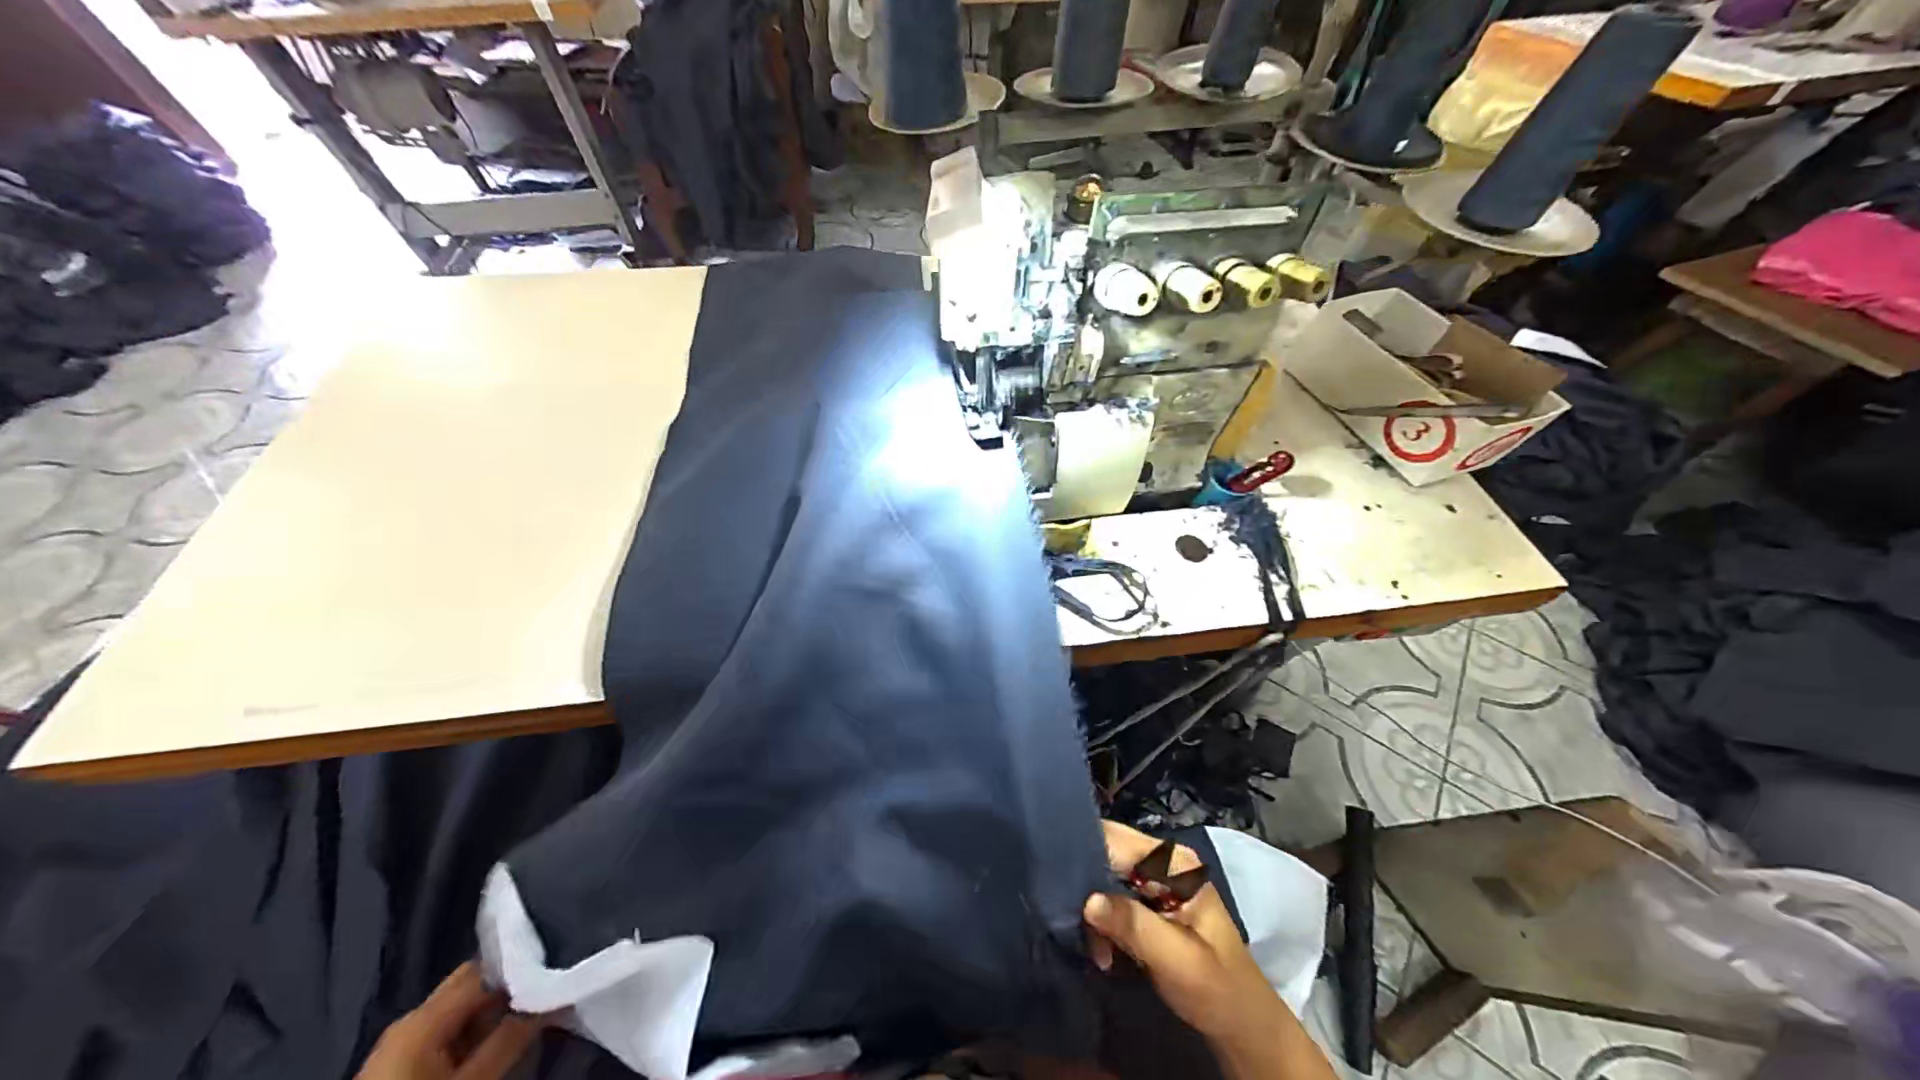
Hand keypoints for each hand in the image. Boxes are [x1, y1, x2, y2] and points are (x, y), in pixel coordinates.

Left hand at [355, 961, 542, 1079]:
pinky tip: (494, 1042)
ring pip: (458, 1008)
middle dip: (506, 987)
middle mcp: (410, 1019)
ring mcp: (400, 1042)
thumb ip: (508, 1040)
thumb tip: (548, 1002)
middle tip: (543, 995)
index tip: (552, 973)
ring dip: (490, 1011)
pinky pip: (445, 1030)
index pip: (483, 969)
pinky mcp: (398, 1063)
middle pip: (469, 984)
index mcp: (422, 1018)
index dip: (520, 967)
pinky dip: (472, 1031)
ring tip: (526, 1018)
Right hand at [1082, 822, 1282, 1042]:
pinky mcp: (1145, 902)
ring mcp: (1154, 880)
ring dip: (1089, 907)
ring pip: (1102, 875)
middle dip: (1082, 883)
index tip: (1056, 883)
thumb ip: (1133, 925)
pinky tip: (1100, 948)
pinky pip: (1108, 896)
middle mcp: (1161, 861)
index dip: (1084, 855)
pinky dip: (1098, 920)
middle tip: (1067, 916)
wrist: (1242, 1025)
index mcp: (1174, 863)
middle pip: (1105, 851)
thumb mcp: (1178, 960)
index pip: (1116, 840)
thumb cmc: (1217, 990)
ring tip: (1091, 945)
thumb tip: (1088, 900)